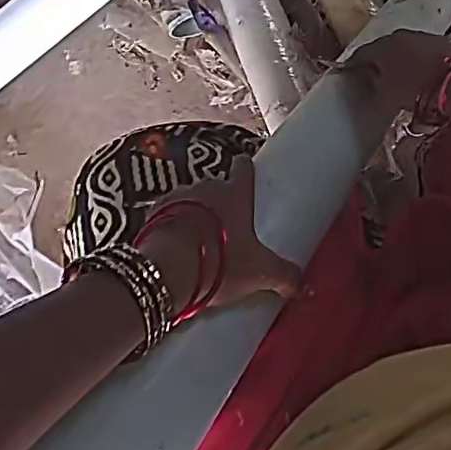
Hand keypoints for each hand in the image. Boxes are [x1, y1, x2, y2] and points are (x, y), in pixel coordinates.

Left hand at [137, 155, 298, 318]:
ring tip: (200, 242)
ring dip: (194, 214)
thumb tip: (296, 282)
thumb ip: (283, 275)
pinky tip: (177, 247)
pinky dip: (172, 226)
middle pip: (216, 185)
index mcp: (235, 193)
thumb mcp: (260, 272)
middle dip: (220, 202)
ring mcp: (177, 196)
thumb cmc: (218, 262)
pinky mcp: (154, 212)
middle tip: (228, 228)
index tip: (248, 175)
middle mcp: (206, 187)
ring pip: (190, 199)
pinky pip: (167, 214)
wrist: (169, 270)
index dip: (246, 170)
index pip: (244, 168)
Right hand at [336, 30, 450, 115]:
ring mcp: (422, 36)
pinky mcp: (441, 42)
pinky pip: (423, 50)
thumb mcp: (385, 96)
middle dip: (379, 60)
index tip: (350, 73)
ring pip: (404, 47)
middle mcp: (400, 36)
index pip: (361, 54)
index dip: (354, 65)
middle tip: (375, 74)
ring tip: (400, 74)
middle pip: (383, 48)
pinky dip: (418, 59)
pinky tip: (421, 71)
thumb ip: (373, 85)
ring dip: (400, 58)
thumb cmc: (413, 92)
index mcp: (381, 47)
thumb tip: (370, 79)